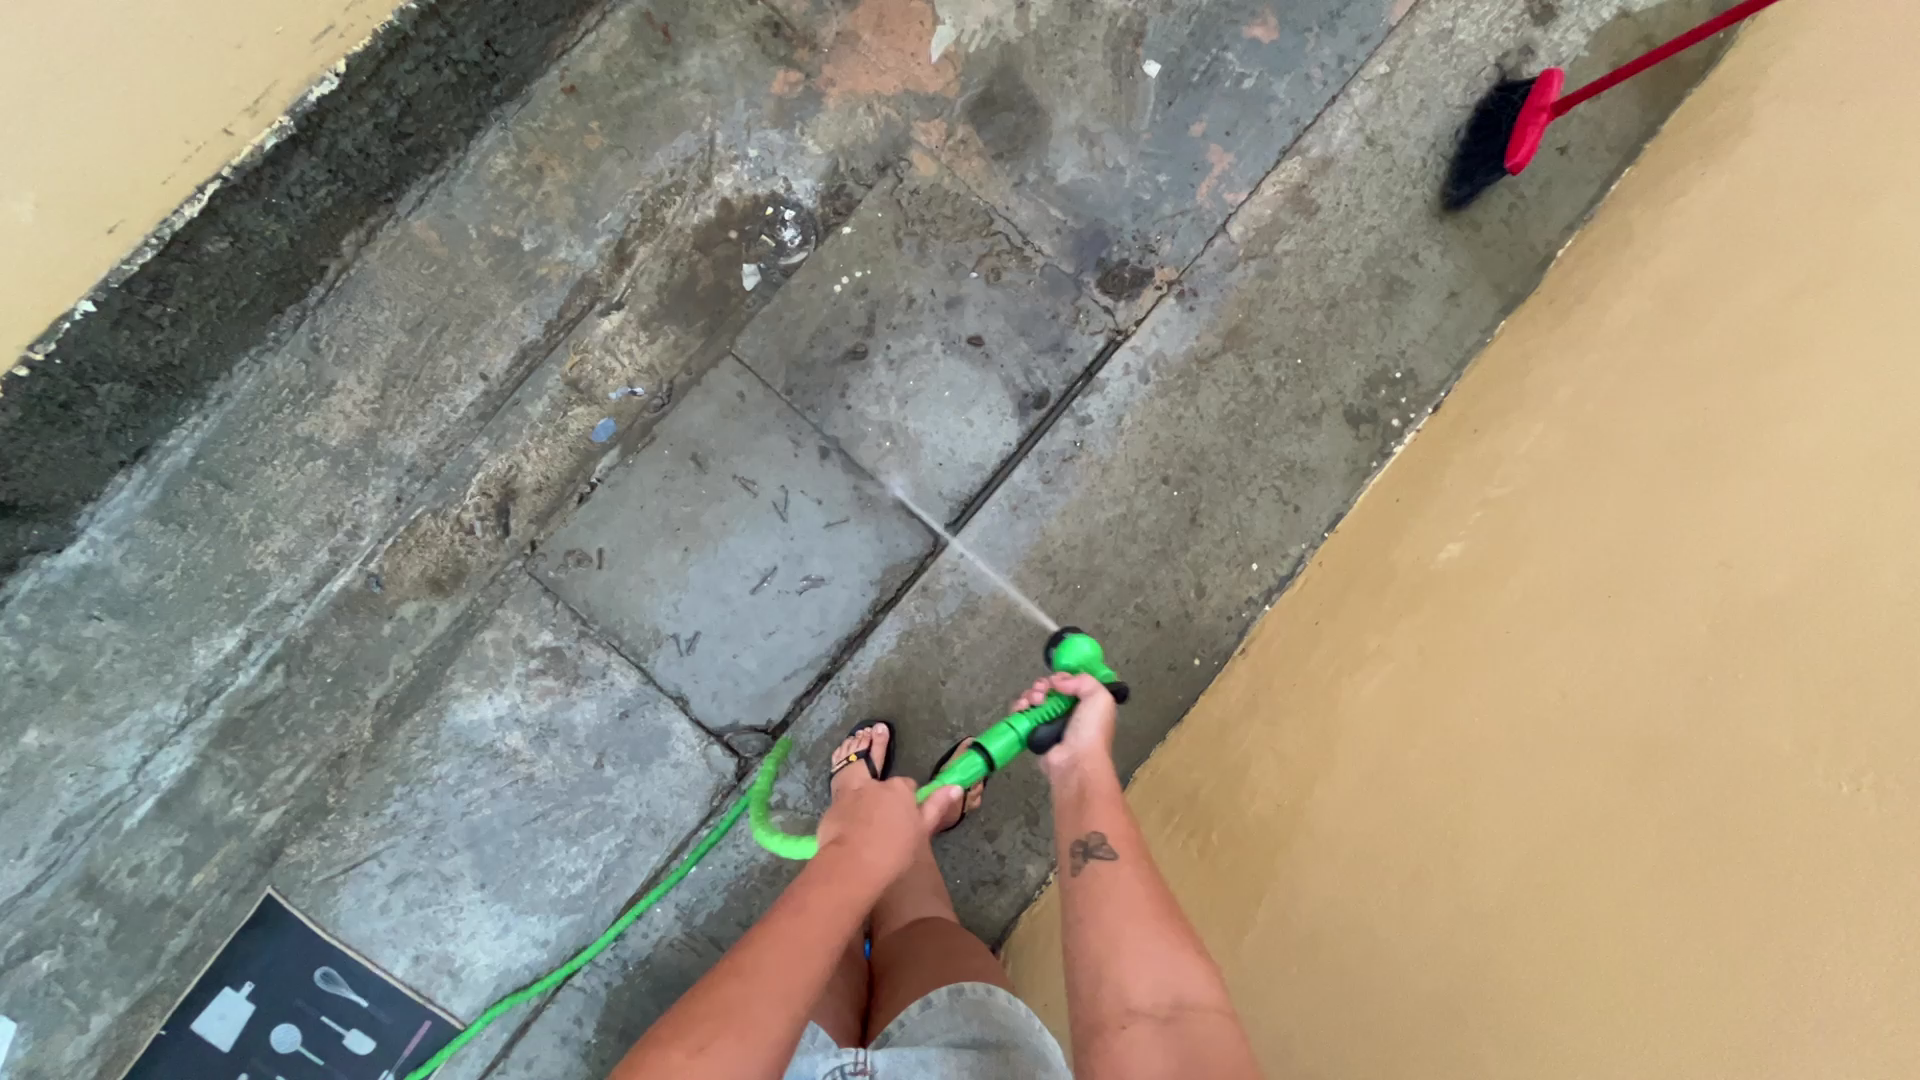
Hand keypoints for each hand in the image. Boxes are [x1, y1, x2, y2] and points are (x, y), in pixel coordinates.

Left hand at [814, 776, 960, 889]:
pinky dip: (845, 821)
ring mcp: (849, 795)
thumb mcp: (922, 830)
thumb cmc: (894, 850)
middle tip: (886, 830)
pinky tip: (849, 840)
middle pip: (882, 790)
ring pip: (860, 798)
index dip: (907, 803)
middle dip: (883, 803)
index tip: (906, 821)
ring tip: (865, 836)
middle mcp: (874, 785)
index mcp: (898, 788)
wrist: (853, 865)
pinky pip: (842, 812)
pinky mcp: (831, 809)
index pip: (907, 787)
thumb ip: (937, 806)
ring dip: (863, 809)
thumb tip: (956, 787)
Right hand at [1011, 673, 1118, 784]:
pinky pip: (1022, 714)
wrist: (1076, 761)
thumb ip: (1083, 680)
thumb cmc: (1091, 729)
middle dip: (1042, 685)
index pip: (1067, 681)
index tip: (1057, 681)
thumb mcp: (1100, 697)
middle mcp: (1066, 711)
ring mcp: (1049, 722)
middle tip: (1043, 691)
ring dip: (1030, 695)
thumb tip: (1057, 682)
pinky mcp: (1033, 732)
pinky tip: (1022, 708)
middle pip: (1048, 688)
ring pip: (1033, 699)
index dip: (1060, 677)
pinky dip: (1019, 708)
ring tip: (1034, 701)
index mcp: (1085, 703)